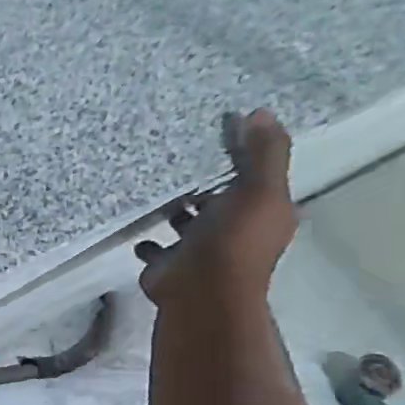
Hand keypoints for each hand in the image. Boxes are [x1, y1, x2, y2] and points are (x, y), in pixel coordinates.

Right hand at [136, 108, 297, 306]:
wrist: (200, 292)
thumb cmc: (234, 239)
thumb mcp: (260, 188)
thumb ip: (264, 152)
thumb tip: (259, 113)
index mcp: (264, 216)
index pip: (256, 180)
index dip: (243, 158)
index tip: (220, 134)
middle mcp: (237, 235)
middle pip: (220, 203)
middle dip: (204, 187)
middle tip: (180, 159)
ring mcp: (201, 253)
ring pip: (188, 226)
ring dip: (176, 212)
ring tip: (156, 188)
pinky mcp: (170, 267)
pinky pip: (156, 249)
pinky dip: (149, 241)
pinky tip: (139, 226)